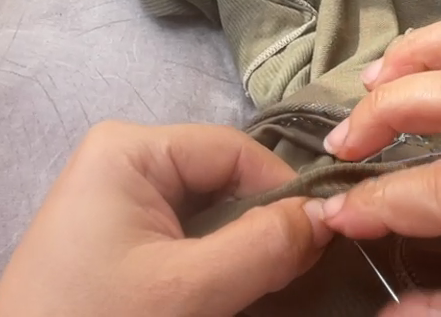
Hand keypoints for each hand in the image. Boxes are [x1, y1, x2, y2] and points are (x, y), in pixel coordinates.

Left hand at [0, 121, 331, 316]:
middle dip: (262, 220)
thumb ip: (261, 247)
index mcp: (131, 147)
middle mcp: (122, 157)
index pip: (231, 149)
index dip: (283, 187)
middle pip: (219, 177)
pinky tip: (234, 290)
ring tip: (277, 281)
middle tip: (307, 266)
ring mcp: (115, 197)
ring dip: (241, 246)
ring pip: (205, 209)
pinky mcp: (112, 237)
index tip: (328, 233)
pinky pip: (181, 234)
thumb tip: (327, 213)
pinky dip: (213, 262)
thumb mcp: (185, 292)